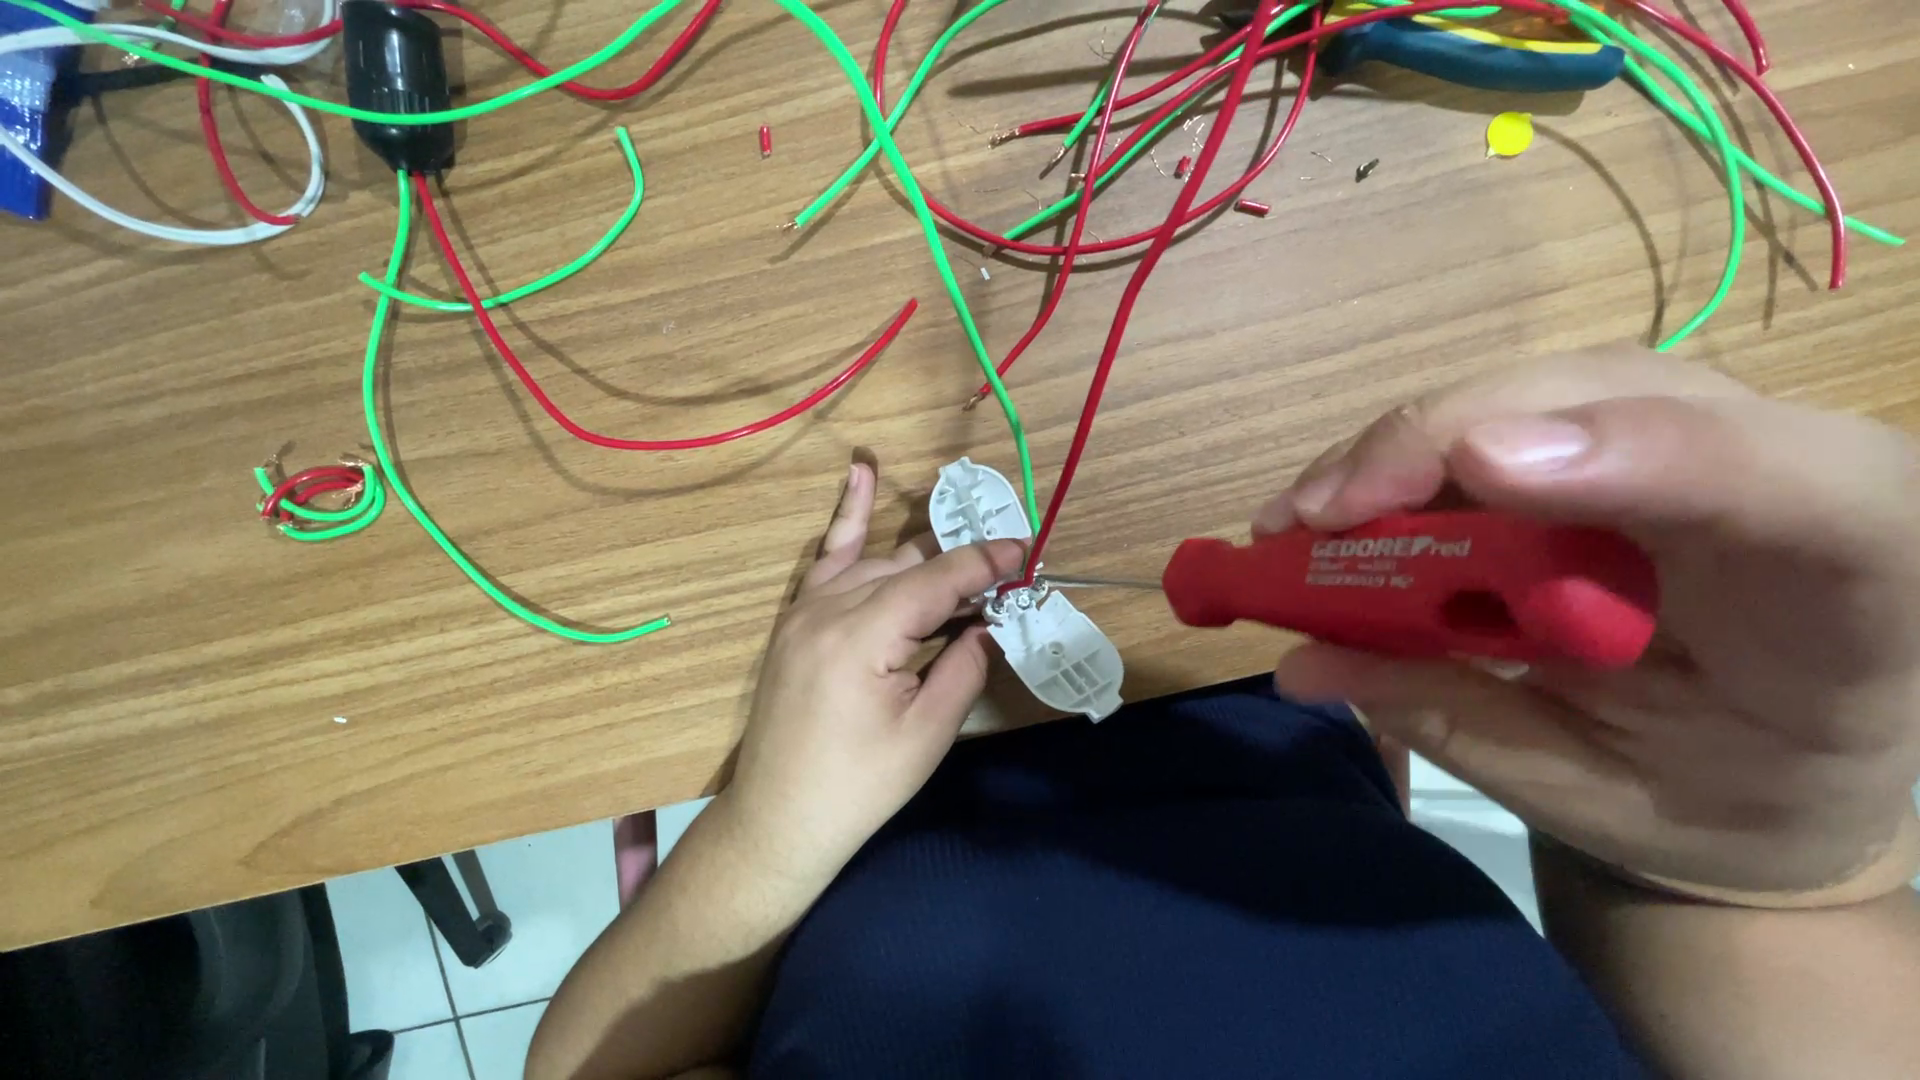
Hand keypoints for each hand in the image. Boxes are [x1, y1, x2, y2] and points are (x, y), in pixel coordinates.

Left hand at [721, 462, 1025, 883]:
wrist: (779, 819)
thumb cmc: (860, 786)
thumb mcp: (927, 732)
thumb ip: (964, 666)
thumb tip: (991, 623)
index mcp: (862, 636)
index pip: (936, 580)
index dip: (985, 563)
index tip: (1026, 550)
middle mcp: (828, 608)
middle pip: (908, 566)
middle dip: (960, 567)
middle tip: (1006, 576)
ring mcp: (803, 610)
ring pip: (875, 562)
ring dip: (920, 560)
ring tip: (964, 563)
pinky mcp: (794, 621)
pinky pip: (826, 560)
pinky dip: (848, 519)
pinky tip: (861, 475)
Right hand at [1258, 348, 1919, 900]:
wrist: (1755, 777)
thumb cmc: (1705, 805)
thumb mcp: (1587, 790)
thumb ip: (1452, 719)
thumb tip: (1300, 664)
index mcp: (1852, 597)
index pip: (1794, 489)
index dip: (1645, 454)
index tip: (1479, 465)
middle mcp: (1777, 483)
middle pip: (1615, 395)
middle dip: (1444, 440)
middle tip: (1315, 516)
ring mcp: (1683, 449)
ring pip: (1533, 392)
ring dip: (1398, 448)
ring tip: (1296, 521)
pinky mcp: (1599, 451)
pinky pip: (1489, 424)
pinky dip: (1394, 464)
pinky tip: (1329, 509)